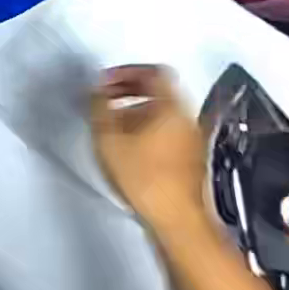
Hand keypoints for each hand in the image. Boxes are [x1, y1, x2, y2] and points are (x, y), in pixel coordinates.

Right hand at [91, 65, 213, 230]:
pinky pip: (167, 127)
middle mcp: (187, 118)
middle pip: (160, 89)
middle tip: (103, 97)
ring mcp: (192, 138)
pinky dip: (145, 124)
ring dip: (135, 107)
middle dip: (128, 88)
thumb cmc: (142, 174)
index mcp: (171, 107)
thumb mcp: (106, 135)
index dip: (127, 70)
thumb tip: (96, 89)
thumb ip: (98, 105)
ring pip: (163, 109)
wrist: (175, 219)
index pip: (155, 72)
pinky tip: (126, 142)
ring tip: (110, 120)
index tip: (105, 81)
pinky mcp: (190, 157)